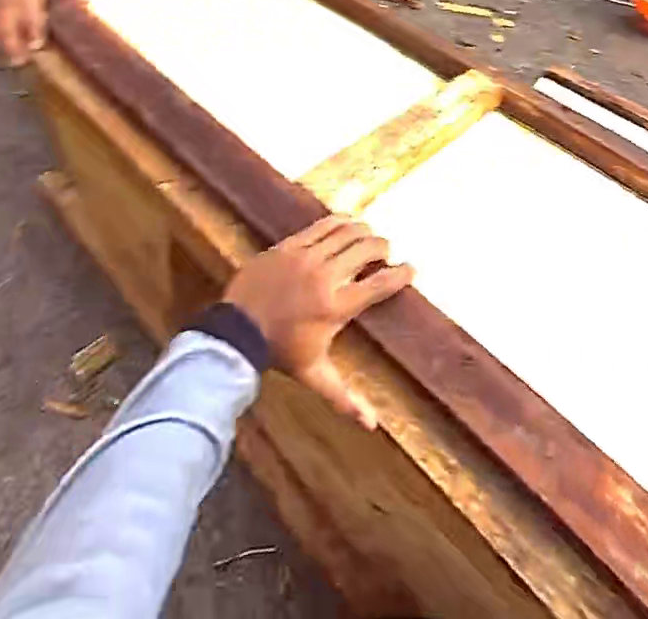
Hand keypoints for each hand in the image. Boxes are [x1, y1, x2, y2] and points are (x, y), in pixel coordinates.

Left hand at [222, 215, 413, 428]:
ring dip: (365, 232)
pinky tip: (349, 224)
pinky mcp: (289, 245)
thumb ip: (344, 397)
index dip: (402, 274)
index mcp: (337, 307)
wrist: (235, 331)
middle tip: (386, 254)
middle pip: (368, 249)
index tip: (412, 269)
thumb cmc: (279, 352)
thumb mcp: (314, 374)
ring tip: (370, 238)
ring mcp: (306, 257)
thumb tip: (372, 426)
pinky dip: (341, 222)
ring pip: (348, 232)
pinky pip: (323, 225)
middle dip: (384, 248)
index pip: (380, 284)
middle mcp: (326, 277)